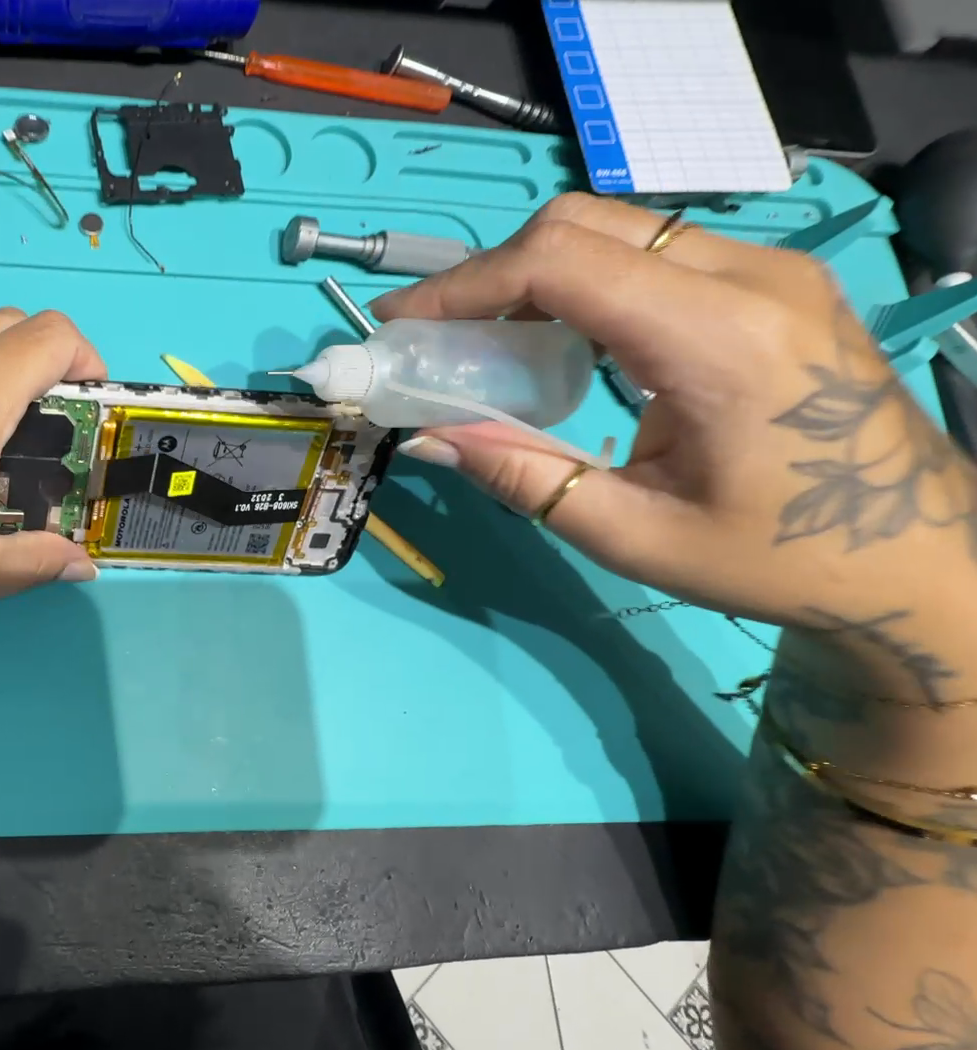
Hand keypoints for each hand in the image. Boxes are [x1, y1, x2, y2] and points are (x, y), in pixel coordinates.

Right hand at [375, 193, 976, 630]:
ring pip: (610, 227)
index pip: (560, 263)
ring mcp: (768, 270)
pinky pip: (645, 250)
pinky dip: (573, 280)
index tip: (402, 322)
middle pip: (579, 224)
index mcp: (719, 340)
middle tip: (436, 332)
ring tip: (482, 337)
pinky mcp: (768, 281)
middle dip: (485, 272)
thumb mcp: (629, 533)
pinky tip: (551, 338)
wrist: (916, 555)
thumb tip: (424, 436)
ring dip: (526, 273)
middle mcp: (751, 278)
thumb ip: (519, 476)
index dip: (463, 285)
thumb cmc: (773, 556)